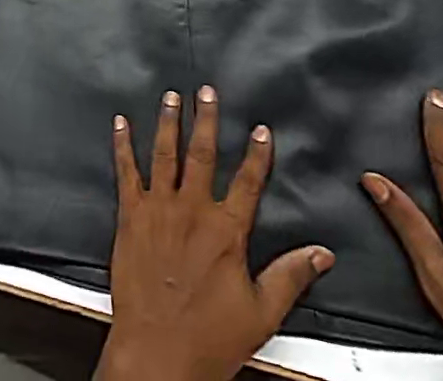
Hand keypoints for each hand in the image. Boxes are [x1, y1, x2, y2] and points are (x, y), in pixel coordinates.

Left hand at [98, 86, 333, 380]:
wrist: (157, 352)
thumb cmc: (210, 337)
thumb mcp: (261, 311)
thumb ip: (291, 276)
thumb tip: (322, 253)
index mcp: (227, 231)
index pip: (248, 182)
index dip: (257, 154)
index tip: (261, 128)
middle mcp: (192, 210)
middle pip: (202, 154)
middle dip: (206, 120)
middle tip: (207, 91)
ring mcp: (159, 209)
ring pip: (164, 154)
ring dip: (168, 122)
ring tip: (171, 96)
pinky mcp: (131, 216)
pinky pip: (126, 172)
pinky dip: (122, 145)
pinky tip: (120, 123)